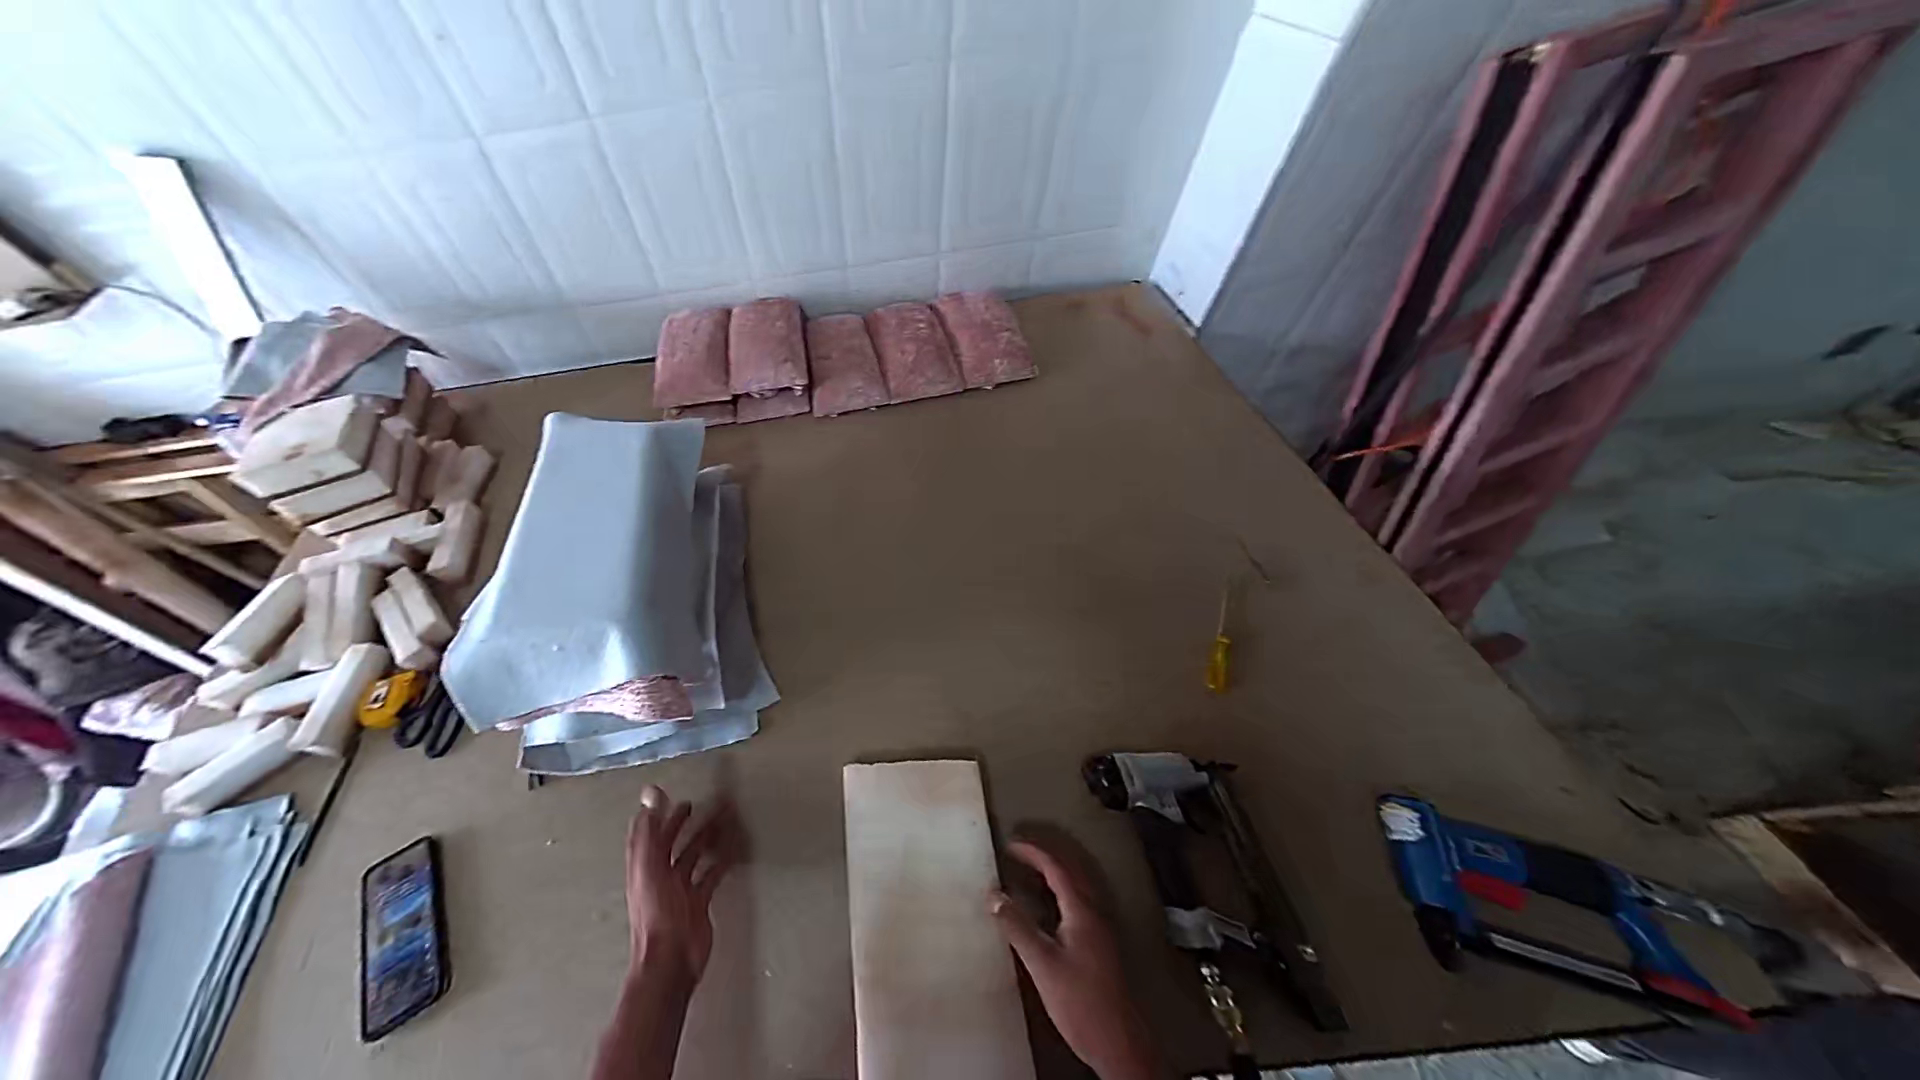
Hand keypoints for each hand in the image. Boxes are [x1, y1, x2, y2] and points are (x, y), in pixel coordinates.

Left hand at [624, 785, 740, 984]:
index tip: (670, 797)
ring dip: (706, 838)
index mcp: (644, 867)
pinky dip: (720, 862)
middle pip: (673, 842)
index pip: (649, 834)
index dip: (658, 815)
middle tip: (702, 805)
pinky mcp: (698, 902)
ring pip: (694, 856)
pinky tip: (730, 852)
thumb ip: (650, 830)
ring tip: (723, 821)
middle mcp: (660, 876)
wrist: (670, 961)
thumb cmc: (657, 915)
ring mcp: (679, 890)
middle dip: (685, 823)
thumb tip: (650, 793)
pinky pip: (710, 875)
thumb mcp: (649, 868)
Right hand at [990, 840, 1161, 1079]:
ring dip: (1053, 872)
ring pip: (1075, 886)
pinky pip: (1077, 901)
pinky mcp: (1098, 943)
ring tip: (1028, 870)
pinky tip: (1046, 905)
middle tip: (1018, 851)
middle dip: (1044, 855)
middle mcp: (1094, 912)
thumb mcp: (1043, 964)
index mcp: (1082, 910)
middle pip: (1070, 870)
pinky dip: (1059, 891)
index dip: (1033, 852)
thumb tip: (994, 895)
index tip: (1010, 844)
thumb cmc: (1079, 1001)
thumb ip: (1018, 927)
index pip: (1056, 868)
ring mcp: (1099, 928)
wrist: (1117, 1041)